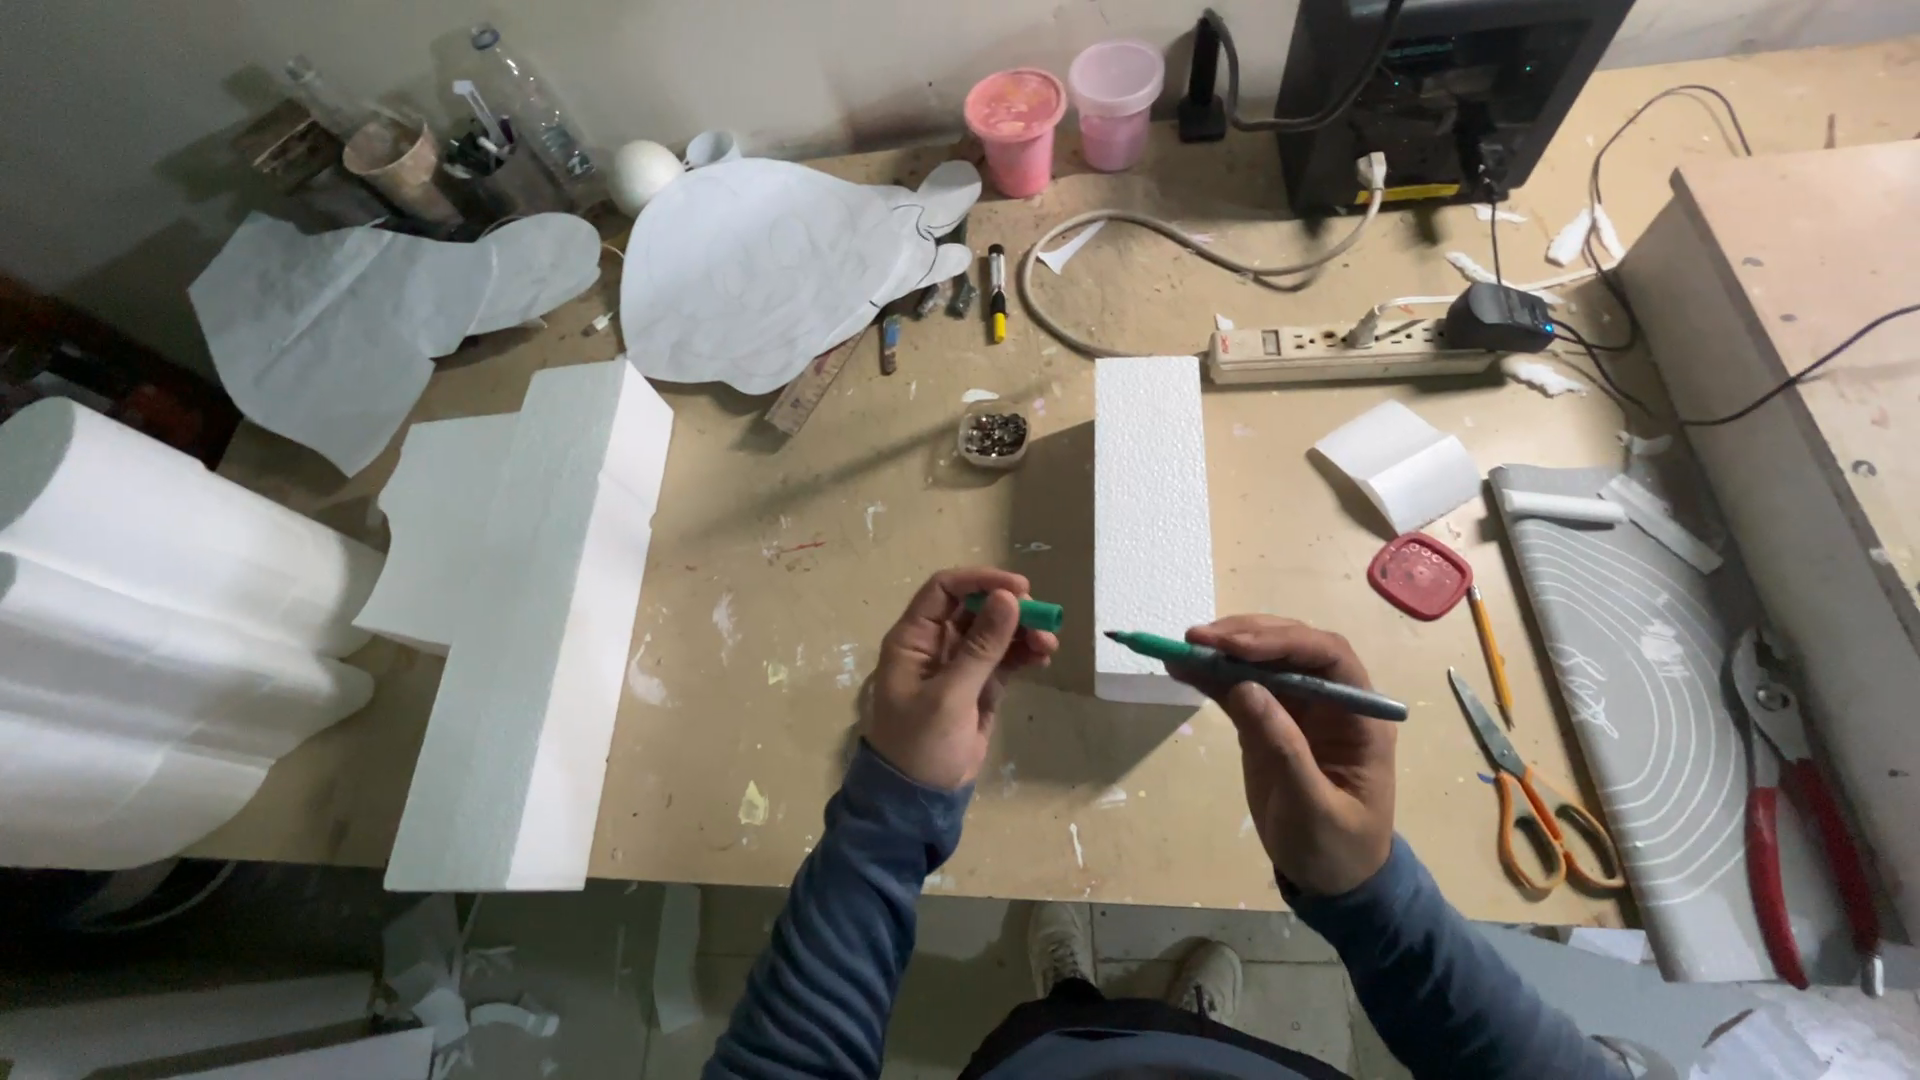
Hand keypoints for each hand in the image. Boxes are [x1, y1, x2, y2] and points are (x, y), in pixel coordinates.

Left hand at [867, 568, 1059, 790]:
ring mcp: (959, 664)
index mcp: (914, 639)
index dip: (980, 580)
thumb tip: (1009, 598)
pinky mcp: (980, 685)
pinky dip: (1024, 652)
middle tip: (1041, 619)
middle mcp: (935, 644)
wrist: (919, 798)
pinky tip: (1044, 656)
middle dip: (1009, 608)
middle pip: (975, 607)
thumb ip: (981, 647)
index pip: (944, 590)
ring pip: (994, 631)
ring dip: (1022, 631)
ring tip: (1049, 643)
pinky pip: (1005, 657)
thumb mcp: (950, 695)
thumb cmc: (921, 744)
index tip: (1019, 588)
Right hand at [1179, 616, 1397, 896]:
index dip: (1281, 641)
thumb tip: (1245, 687)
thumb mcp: (1313, 807)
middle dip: (1245, 637)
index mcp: (1358, 715)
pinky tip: (1181, 668)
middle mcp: (1329, 699)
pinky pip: (1237, 686)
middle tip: (1197, 640)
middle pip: (1290, 646)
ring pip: (1261, 660)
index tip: (1233, 647)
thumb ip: (1283, 747)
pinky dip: (1210, 676)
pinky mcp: (1266, 719)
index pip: (1326, 656)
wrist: (1330, 878)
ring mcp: (1296, 707)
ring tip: (1182, 648)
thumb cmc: (1335, 847)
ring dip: (1222, 650)